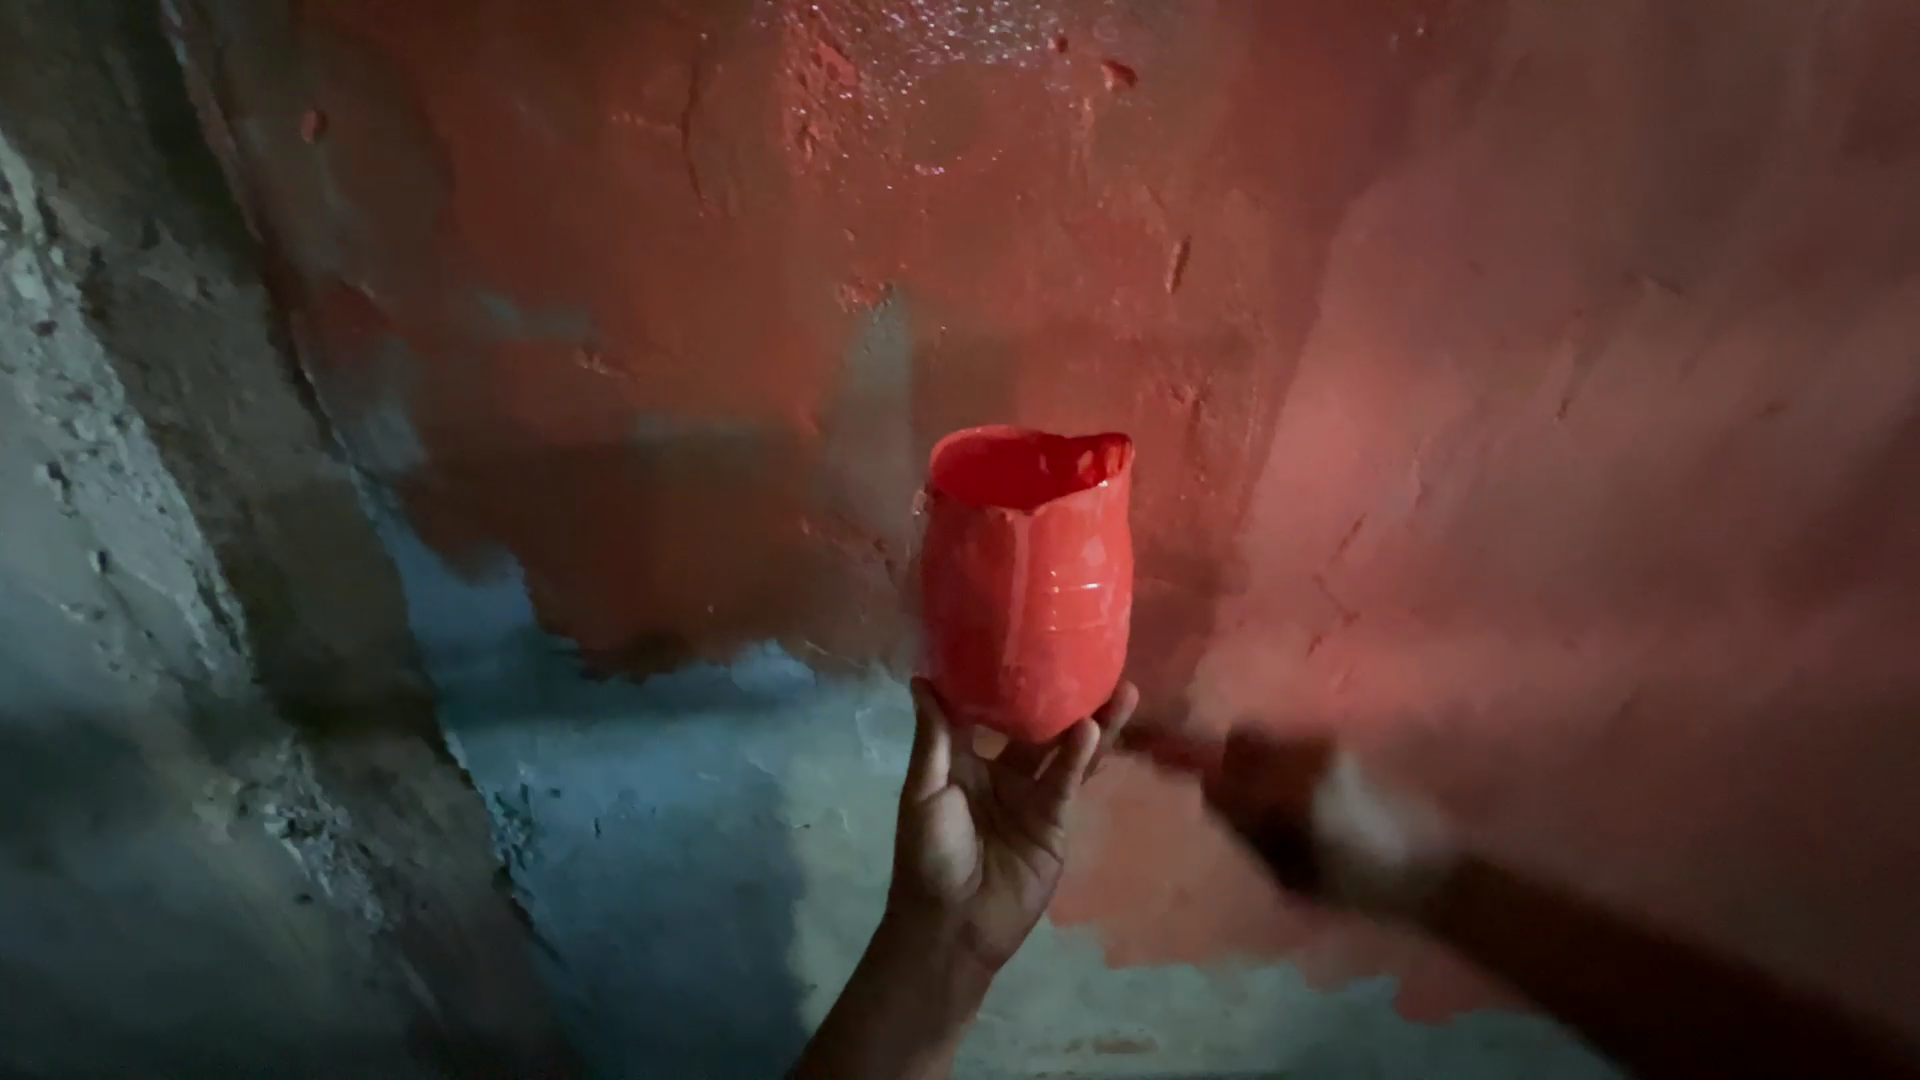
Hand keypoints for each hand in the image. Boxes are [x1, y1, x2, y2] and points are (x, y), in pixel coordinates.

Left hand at [888, 677, 1139, 968]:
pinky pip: (1067, 782)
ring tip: (1120, 688)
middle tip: (1089, 659)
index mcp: (967, 759)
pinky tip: (1092, 729)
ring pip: (1065, 750)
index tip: (1027, 640)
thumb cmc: (928, 851)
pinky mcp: (1055, 821)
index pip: (991, 710)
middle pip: (1039, 726)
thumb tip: (921, 678)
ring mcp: (1033, 795)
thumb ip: (932, 736)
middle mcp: (1004, 770)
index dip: (1009, 680)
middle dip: (1063, 697)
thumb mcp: (924, 788)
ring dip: (1091, 722)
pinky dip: (1079, 757)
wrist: (951, 924)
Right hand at [1127, 725, 1455, 919]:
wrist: (1434, 869)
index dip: (1168, 750)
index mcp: (1287, 801)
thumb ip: (1242, 826)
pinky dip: (1283, 764)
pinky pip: (1288, 744)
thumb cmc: (1357, 885)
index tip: (1134, 738)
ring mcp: (1323, 746)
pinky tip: (1310, 796)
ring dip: (1257, 764)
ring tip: (1285, 802)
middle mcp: (1301, 762)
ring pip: (1261, 741)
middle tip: (1245, 801)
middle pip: (1236, 744)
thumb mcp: (1288, 874)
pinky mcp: (1338, 742)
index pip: (1212, 768)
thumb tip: (1207, 787)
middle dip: (1229, 765)